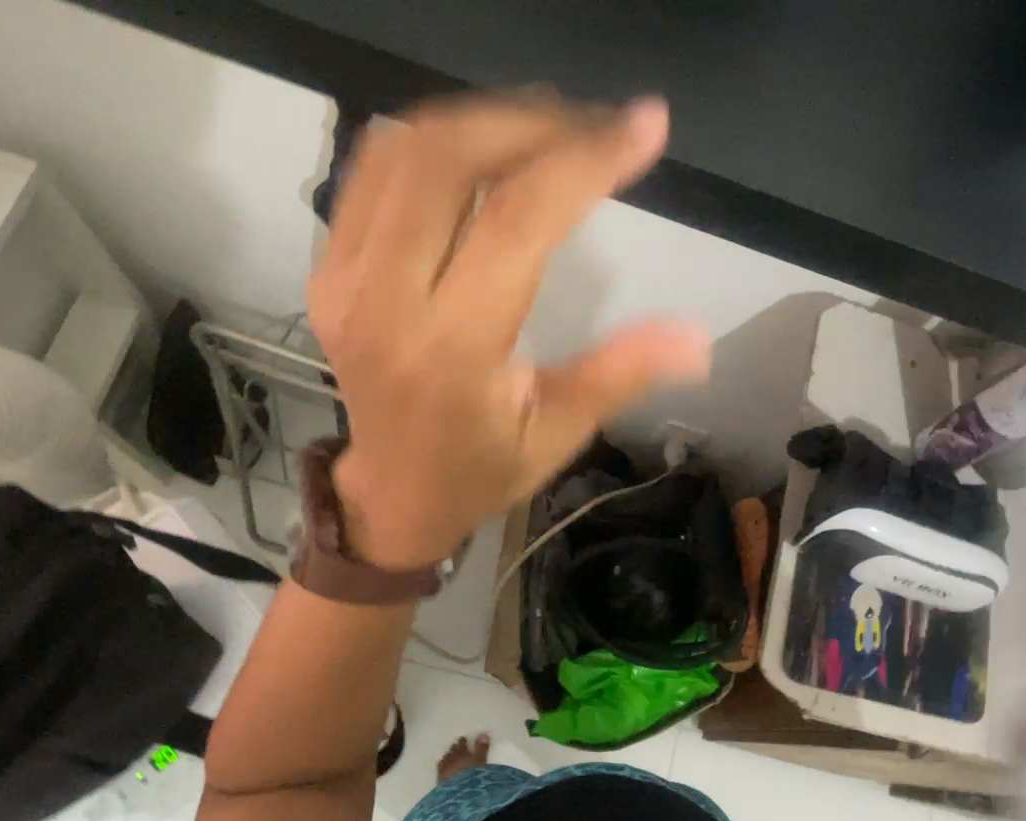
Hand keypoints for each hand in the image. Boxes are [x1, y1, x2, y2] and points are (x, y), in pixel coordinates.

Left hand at [308, 96, 712, 568]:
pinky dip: (434, 142)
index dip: (584, 163)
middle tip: (592, 129)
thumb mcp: (560, 431)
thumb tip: (698, 338)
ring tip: (547, 133)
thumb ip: (621, 373)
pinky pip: (374, 170)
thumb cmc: (482, 469)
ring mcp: (346, 278)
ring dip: (484, 123)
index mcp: (454, 350)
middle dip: (531, 125)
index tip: (644, 129)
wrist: (393, 491)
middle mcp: (387, 301)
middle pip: (450, 161)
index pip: (516, 221)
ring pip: (407, 151)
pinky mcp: (327, 267)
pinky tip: (483, 153)